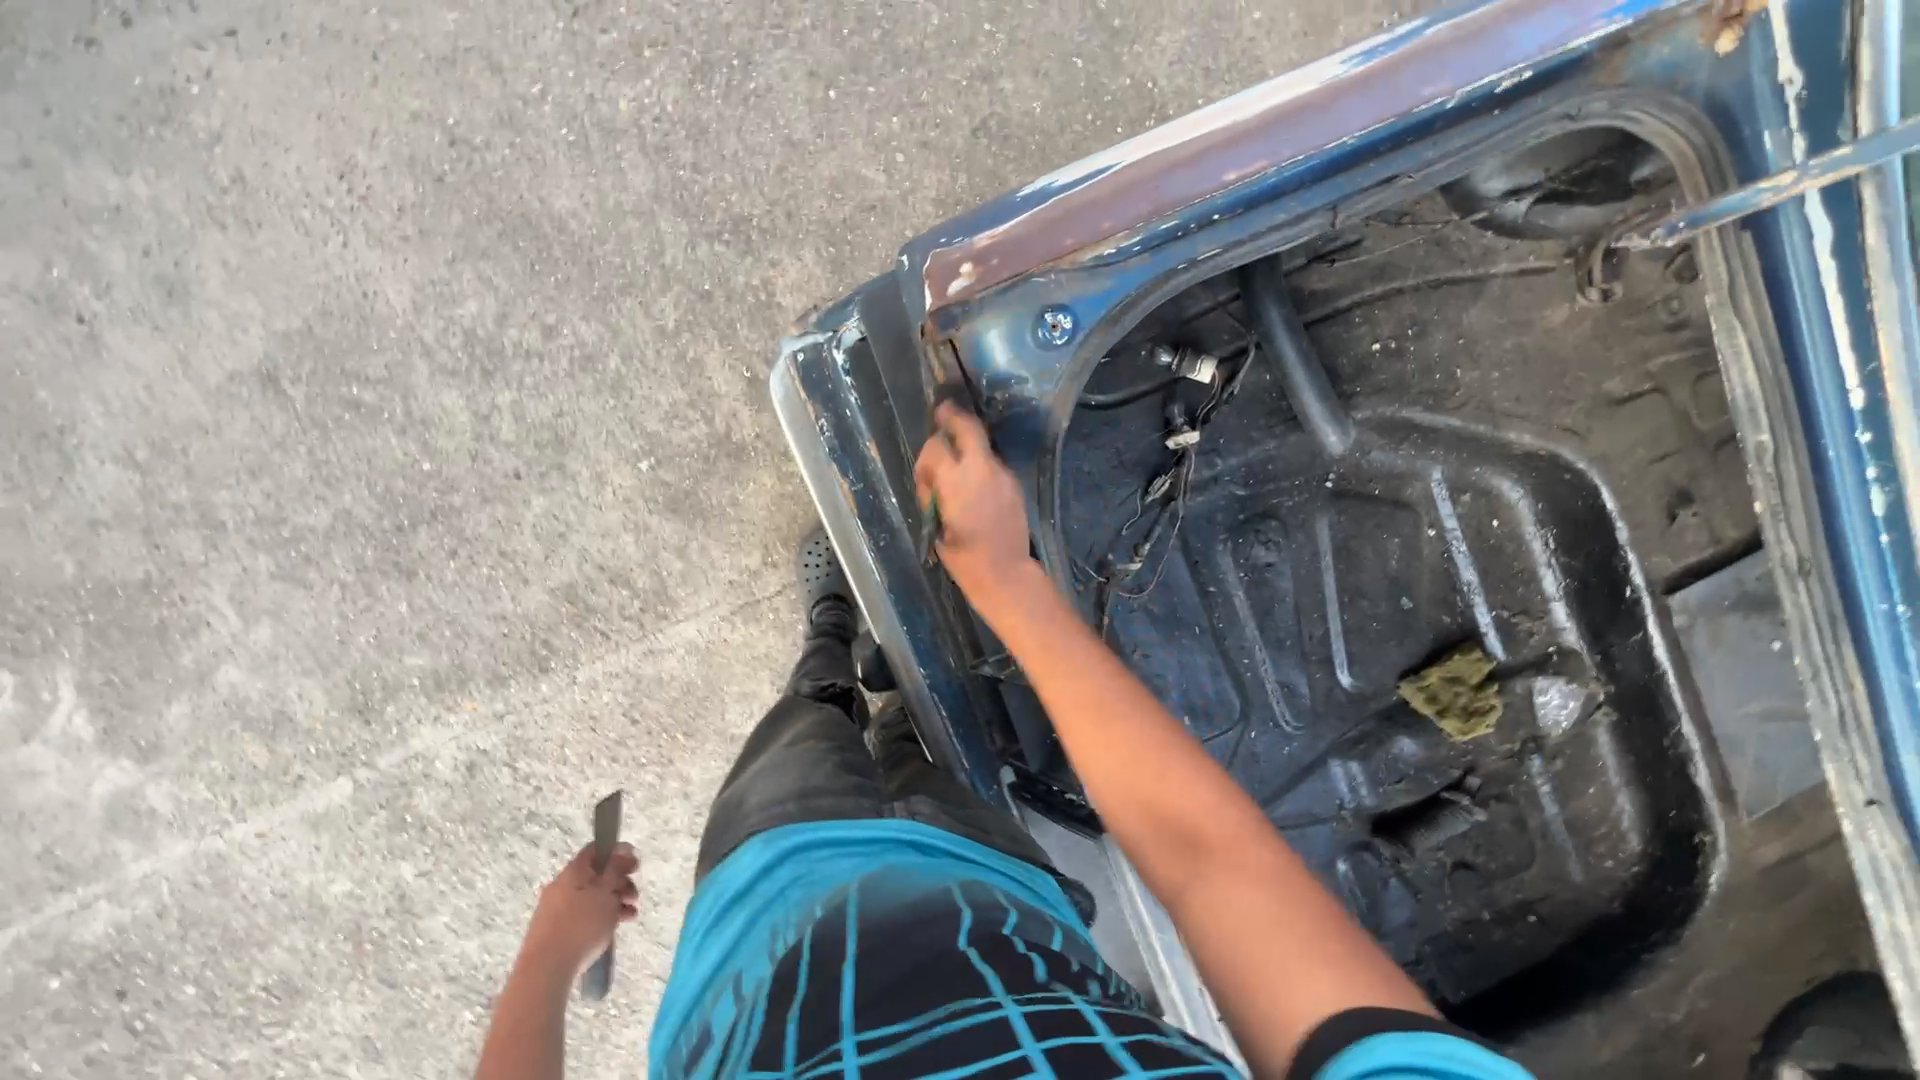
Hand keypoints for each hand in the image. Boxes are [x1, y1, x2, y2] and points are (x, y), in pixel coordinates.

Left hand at [519, 842, 638, 979]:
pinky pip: (585, 914)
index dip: (618, 853)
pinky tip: (618, 925)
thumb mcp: (606, 891)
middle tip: (634, 894)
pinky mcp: (557, 929)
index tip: (635, 866)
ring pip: (593, 896)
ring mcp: (558, 908)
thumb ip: (616, 868)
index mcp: (574, 871)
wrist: (546, 968)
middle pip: (597, 874)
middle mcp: (563, 885)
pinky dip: (602, 916)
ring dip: (615, 901)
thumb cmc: (581, 924)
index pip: (596, 849)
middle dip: (620, 882)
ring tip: (630, 914)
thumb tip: (622, 848)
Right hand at [914, 402, 1038, 602]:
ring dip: (970, 446)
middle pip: (968, 428)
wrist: (1005, 573)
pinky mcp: (1015, 484)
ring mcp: (1002, 474)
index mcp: (955, 482)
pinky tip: (977, 484)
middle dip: (953, 418)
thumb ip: (933, 495)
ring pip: (983, 446)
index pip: (936, 448)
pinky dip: (983, 466)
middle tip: (943, 413)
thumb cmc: (964, 558)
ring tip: (959, 457)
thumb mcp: (937, 526)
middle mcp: (981, 469)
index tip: (926, 468)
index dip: (927, 454)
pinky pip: (994, 466)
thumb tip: (932, 479)